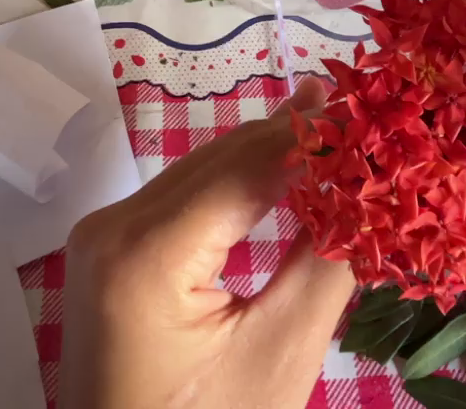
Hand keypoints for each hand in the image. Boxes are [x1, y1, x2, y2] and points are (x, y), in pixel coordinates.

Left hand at [61, 78, 353, 408]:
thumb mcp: (277, 358)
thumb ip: (324, 265)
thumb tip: (361, 190)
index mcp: (145, 255)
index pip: (242, 168)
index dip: (305, 135)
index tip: (358, 110)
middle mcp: (112, 225)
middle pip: (218, 162)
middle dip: (288, 137)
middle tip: (348, 106)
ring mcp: (104, 233)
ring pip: (201, 172)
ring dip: (262, 153)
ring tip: (320, 121)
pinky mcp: (111, 246)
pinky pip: (183, 196)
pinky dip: (233, 180)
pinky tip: (270, 163)